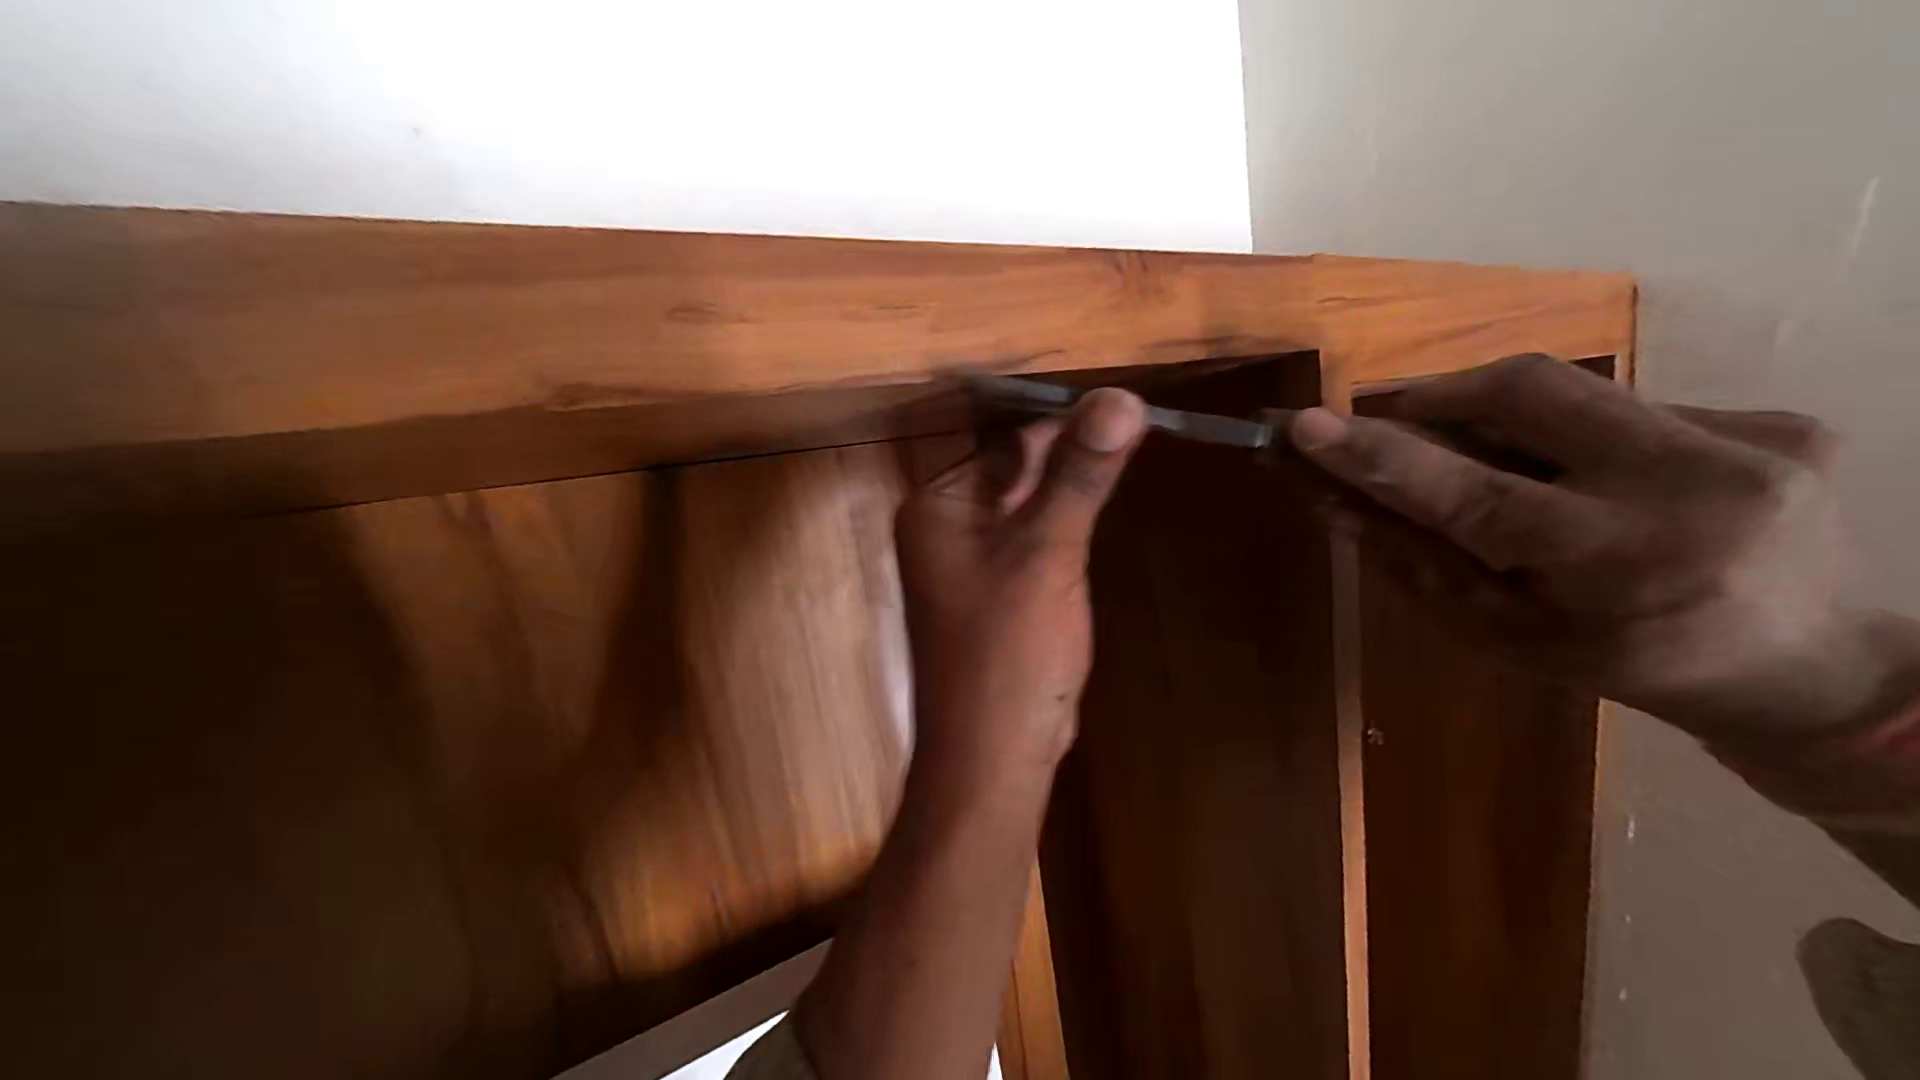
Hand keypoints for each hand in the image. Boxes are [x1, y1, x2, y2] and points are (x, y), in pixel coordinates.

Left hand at [895, 388, 1147, 779]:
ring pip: (1029, 507)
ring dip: (1072, 490)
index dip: (1066, 426)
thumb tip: (1120, 396)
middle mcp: (945, 526)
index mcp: (939, 506)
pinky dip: (1065, 528)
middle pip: (1017, 473)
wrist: (994, 753)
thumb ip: (1080, 475)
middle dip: (1072, 457)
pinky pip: (1032, 542)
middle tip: (1142, 426)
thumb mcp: (1049, 554)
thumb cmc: (1010, 650)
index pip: (1009, 446)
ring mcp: (968, 561)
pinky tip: (1099, 515)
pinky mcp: (995, 591)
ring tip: (1132, 458)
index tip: (1126, 407)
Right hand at [1288, 354, 1919, 741]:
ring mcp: (1750, 441)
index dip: (1378, 455)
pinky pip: (1624, 404)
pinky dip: (1569, 432)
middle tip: (1389, 418)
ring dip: (1497, 414)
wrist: (1807, 667)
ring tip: (1483, 455)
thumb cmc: (1620, 662)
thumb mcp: (1500, 631)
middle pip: (1527, 391)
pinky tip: (1582, 476)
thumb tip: (1329, 499)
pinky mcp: (1777, 418)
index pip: (1469, 493)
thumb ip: (1414, 559)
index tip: (1303, 427)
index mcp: (1616, 564)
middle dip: (1436, 396)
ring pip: (1572, 388)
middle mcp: (1690, 486)